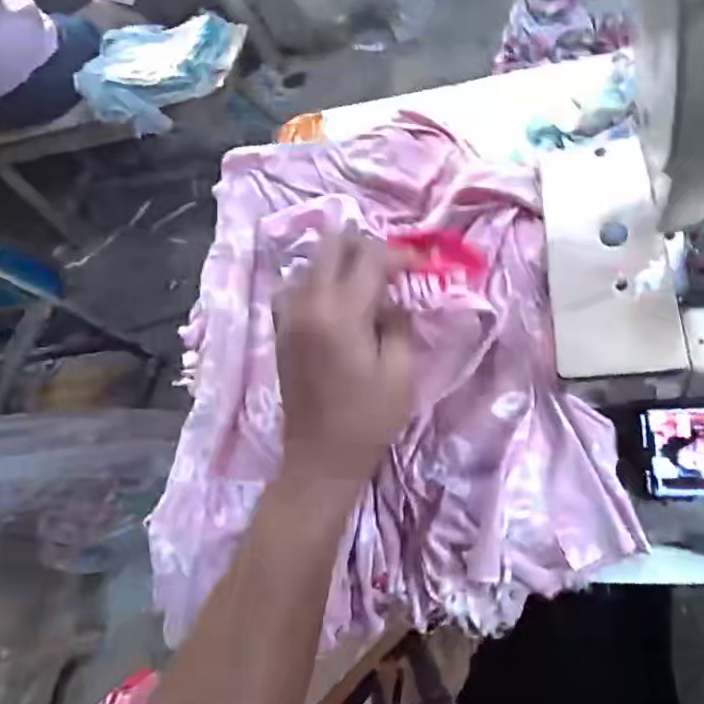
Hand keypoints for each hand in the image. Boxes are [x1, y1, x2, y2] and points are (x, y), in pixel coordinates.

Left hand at [274, 230, 415, 485]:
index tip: (422, 263)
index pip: (370, 259)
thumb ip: (400, 324)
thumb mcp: (400, 371)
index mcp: (341, 313)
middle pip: (332, 248)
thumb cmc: (368, 418)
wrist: (320, 458)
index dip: (400, 254)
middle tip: (392, 260)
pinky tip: (333, 293)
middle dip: (365, 244)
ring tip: (367, 272)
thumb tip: (396, 299)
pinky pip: (294, 287)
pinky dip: (316, 279)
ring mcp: (288, 317)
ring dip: (340, 259)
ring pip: (310, 264)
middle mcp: (308, 305)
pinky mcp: (281, 331)